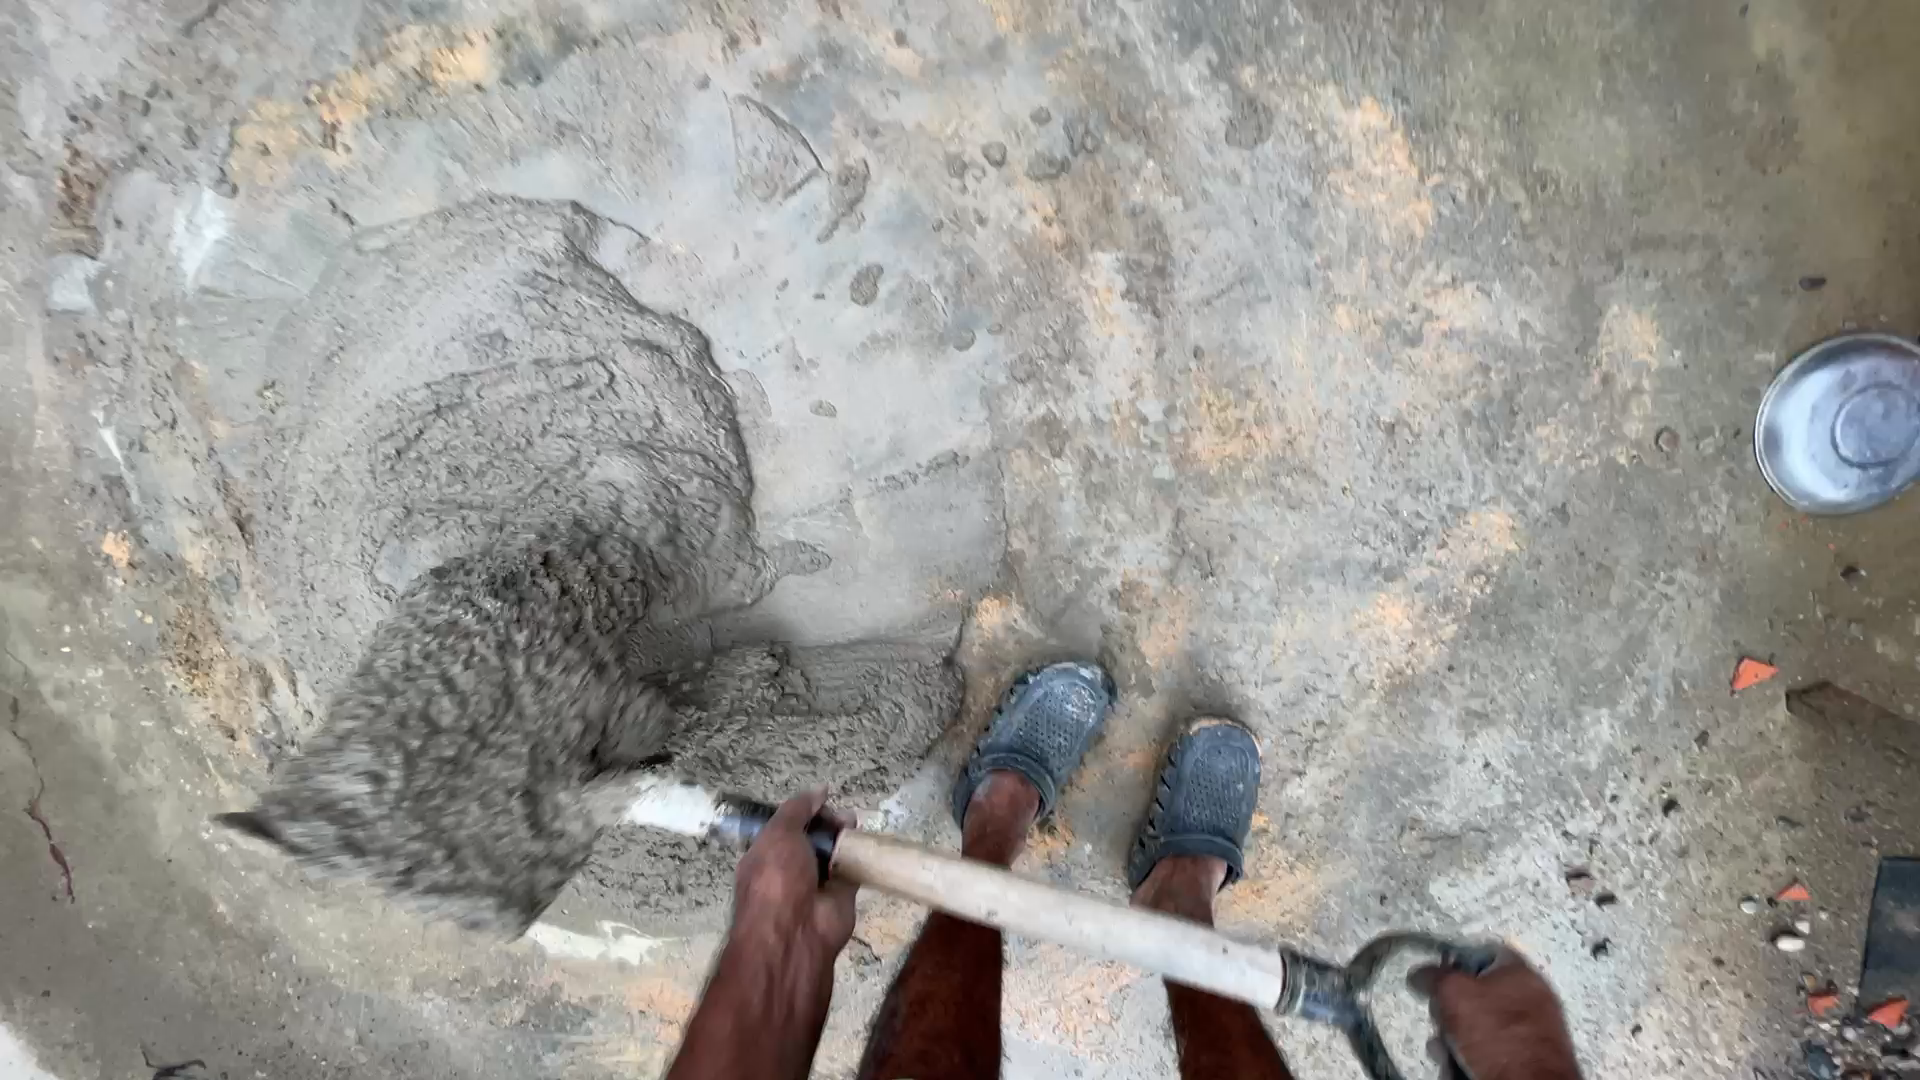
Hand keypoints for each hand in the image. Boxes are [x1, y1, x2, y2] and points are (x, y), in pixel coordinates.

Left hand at [730, 789, 858, 968]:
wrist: (794, 935)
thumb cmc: (776, 879)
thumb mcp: (779, 833)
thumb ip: (798, 808)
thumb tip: (820, 790)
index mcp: (766, 854)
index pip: (787, 826)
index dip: (804, 811)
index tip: (821, 799)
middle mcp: (790, 868)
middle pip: (812, 836)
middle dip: (827, 821)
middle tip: (841, 815)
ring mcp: (816, 883)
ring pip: (833, 850)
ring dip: (844, 835)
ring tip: (853, 823)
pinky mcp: (841, 896)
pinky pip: (851, 869)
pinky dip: (859, 856)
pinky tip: (865, 841)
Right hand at [1412, 947, 1581, 1079]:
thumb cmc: (1497, 1033)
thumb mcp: (1451, 991)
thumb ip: (1432, 974)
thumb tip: (1420, 975)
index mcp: (1522, 973)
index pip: (1481, 950)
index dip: (1453, 958)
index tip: (1436, 973)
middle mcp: (1533, 998)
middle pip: (1476, 988)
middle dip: (1450, 1003)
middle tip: (1441, 1014)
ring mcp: (1533, 1031)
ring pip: (1479, 1019)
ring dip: (1454, 1030)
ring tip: (1445, 1044)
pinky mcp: (1528, 1058)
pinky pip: (1490, 1043)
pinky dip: (1471, 1049)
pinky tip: (1457, 1058)